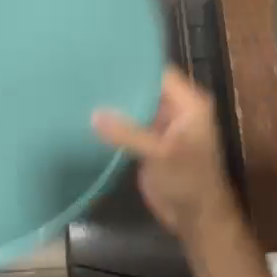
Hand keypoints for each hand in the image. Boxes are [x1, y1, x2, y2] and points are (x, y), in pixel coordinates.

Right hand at [93, 68, 236, 240]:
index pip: (158, 73)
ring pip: (134, 108)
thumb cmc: (188, 181)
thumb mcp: (160, 154)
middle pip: (144, 89)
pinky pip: (128, 127)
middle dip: (118, 85)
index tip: (101, 58)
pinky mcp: (148, 144)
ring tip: (80, 91)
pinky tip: (87, 116)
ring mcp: (161, 127)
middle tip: (84, 74)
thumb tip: (93, 114)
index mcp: (189, 104)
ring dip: (113, 105)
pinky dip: (113, 124)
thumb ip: (128, 133)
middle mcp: (176, 110)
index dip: (133, 66)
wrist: (196, 218)